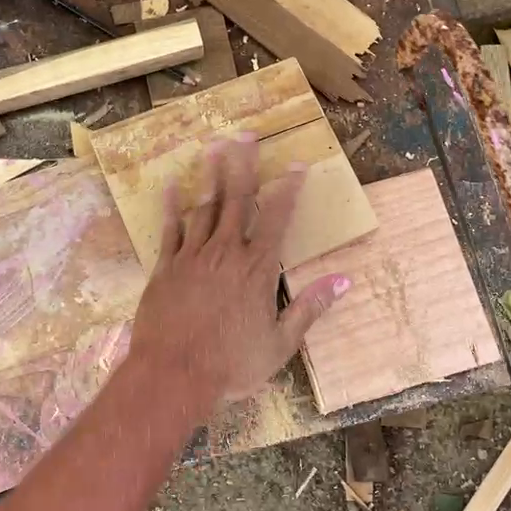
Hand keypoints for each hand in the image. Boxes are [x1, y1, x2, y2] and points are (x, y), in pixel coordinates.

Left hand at [128, 131, 349, 406]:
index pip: (279, 218)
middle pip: (238, 200)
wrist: (173, 376)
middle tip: (246, 133)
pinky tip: (172, 184)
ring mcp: (193, 257)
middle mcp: (226, 253)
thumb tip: (345, 280)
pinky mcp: (165, 267)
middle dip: (244, 165)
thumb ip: (310, 307)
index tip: (297, 164)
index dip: (289, 189)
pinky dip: (171, 206)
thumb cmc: (231, 365)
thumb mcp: (280, 344)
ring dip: (211, 175)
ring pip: (205, 206)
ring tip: (215, 145)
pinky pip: (170, 229)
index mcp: (258, 269)